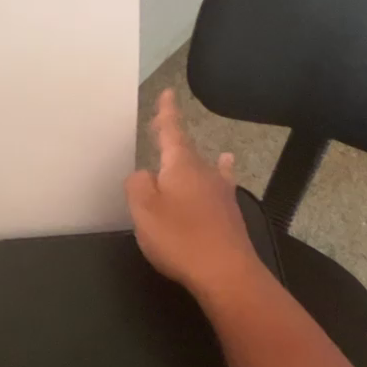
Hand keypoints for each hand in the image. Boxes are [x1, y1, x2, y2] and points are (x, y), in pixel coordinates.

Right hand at [125, 89, 263, 298]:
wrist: (225, 272)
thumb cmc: (180, 238)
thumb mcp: (143, 210)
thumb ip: (137, 185)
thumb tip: (143, 175)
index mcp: (181, 166)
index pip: (172, 133)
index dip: (167, 114)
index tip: (168, 94)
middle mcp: (205, 173)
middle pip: (187, 150)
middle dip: (174, 137)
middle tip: (163, 125)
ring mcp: (221, 194)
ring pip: (208, 169)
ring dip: (199, 160)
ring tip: (208, 152)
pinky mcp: (230, 216)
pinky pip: (220, 188)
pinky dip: (220, 178)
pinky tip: (226, 178)